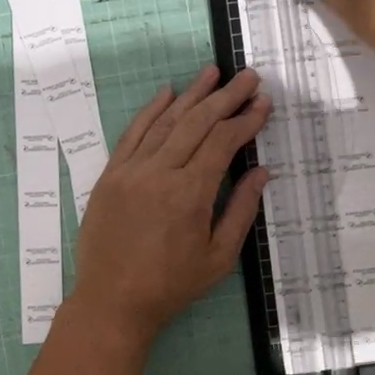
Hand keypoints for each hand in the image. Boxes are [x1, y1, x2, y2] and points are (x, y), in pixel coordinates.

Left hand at [69, 65, 271, 343]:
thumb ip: (241, 210)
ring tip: (213, 72)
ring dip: (191, 94)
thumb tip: (262, 171)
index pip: (223, 142)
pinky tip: (167, 92)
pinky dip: (151, 110)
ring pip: (165, 121)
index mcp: (190, 194)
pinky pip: (133, 133)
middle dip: (226, 97)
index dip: (245, 119)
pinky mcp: (110, 175)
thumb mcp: (218, 258)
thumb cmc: (170, 286)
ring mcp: (130, 171)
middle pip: (197, 122)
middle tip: (248, 76)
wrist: (111, 301)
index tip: (263, 103)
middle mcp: (159, 173)